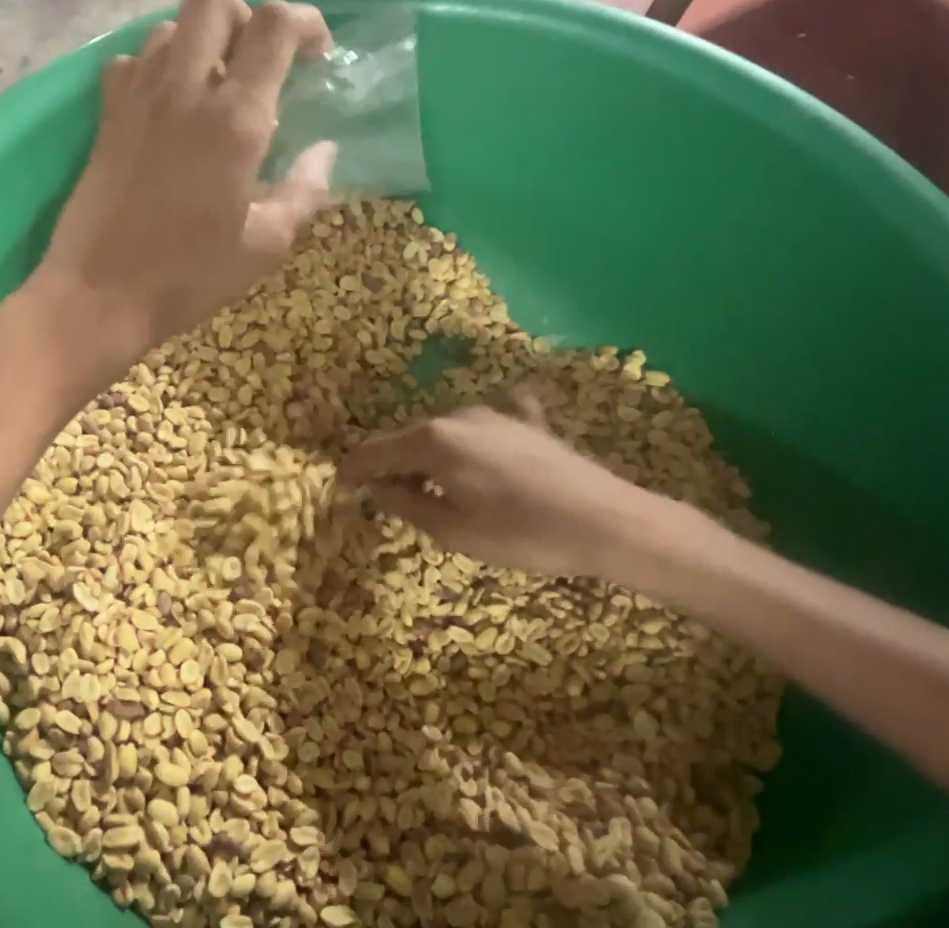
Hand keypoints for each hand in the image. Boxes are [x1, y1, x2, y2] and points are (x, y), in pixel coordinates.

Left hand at [24, 0, 337, 364]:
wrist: (97, 296)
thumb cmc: (187, 278)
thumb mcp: (264, 246)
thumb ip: (303, 190)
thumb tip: (325, 152)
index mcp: (235, 120)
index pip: (273, 25)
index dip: (306, 22)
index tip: (317, 54)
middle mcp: (184, 91)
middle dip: (244, 14)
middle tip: (256, 62)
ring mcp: (136, 99)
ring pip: (168, 26)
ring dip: (199, 43)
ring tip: (212, 90)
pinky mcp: (104, 117)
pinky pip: (131, 62)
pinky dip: (155, 68)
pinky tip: (166, 109)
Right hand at [339, 388, 688, 587]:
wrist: (608, 522)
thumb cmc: (521, 533)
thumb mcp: (452, 529)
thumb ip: (406, 504)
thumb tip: (375, 488)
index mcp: (432, 441)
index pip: (374, 452)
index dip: (353, 472)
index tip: (340, 490)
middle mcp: (457, 417)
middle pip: (407, 440)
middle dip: (390, 466)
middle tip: (383, 499)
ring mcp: (495, 416)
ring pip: (444, 434)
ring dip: (429, 457)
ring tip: (430, 490)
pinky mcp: (528, 425)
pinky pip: (488, 426)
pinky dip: (473, 441)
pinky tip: (482, 449)